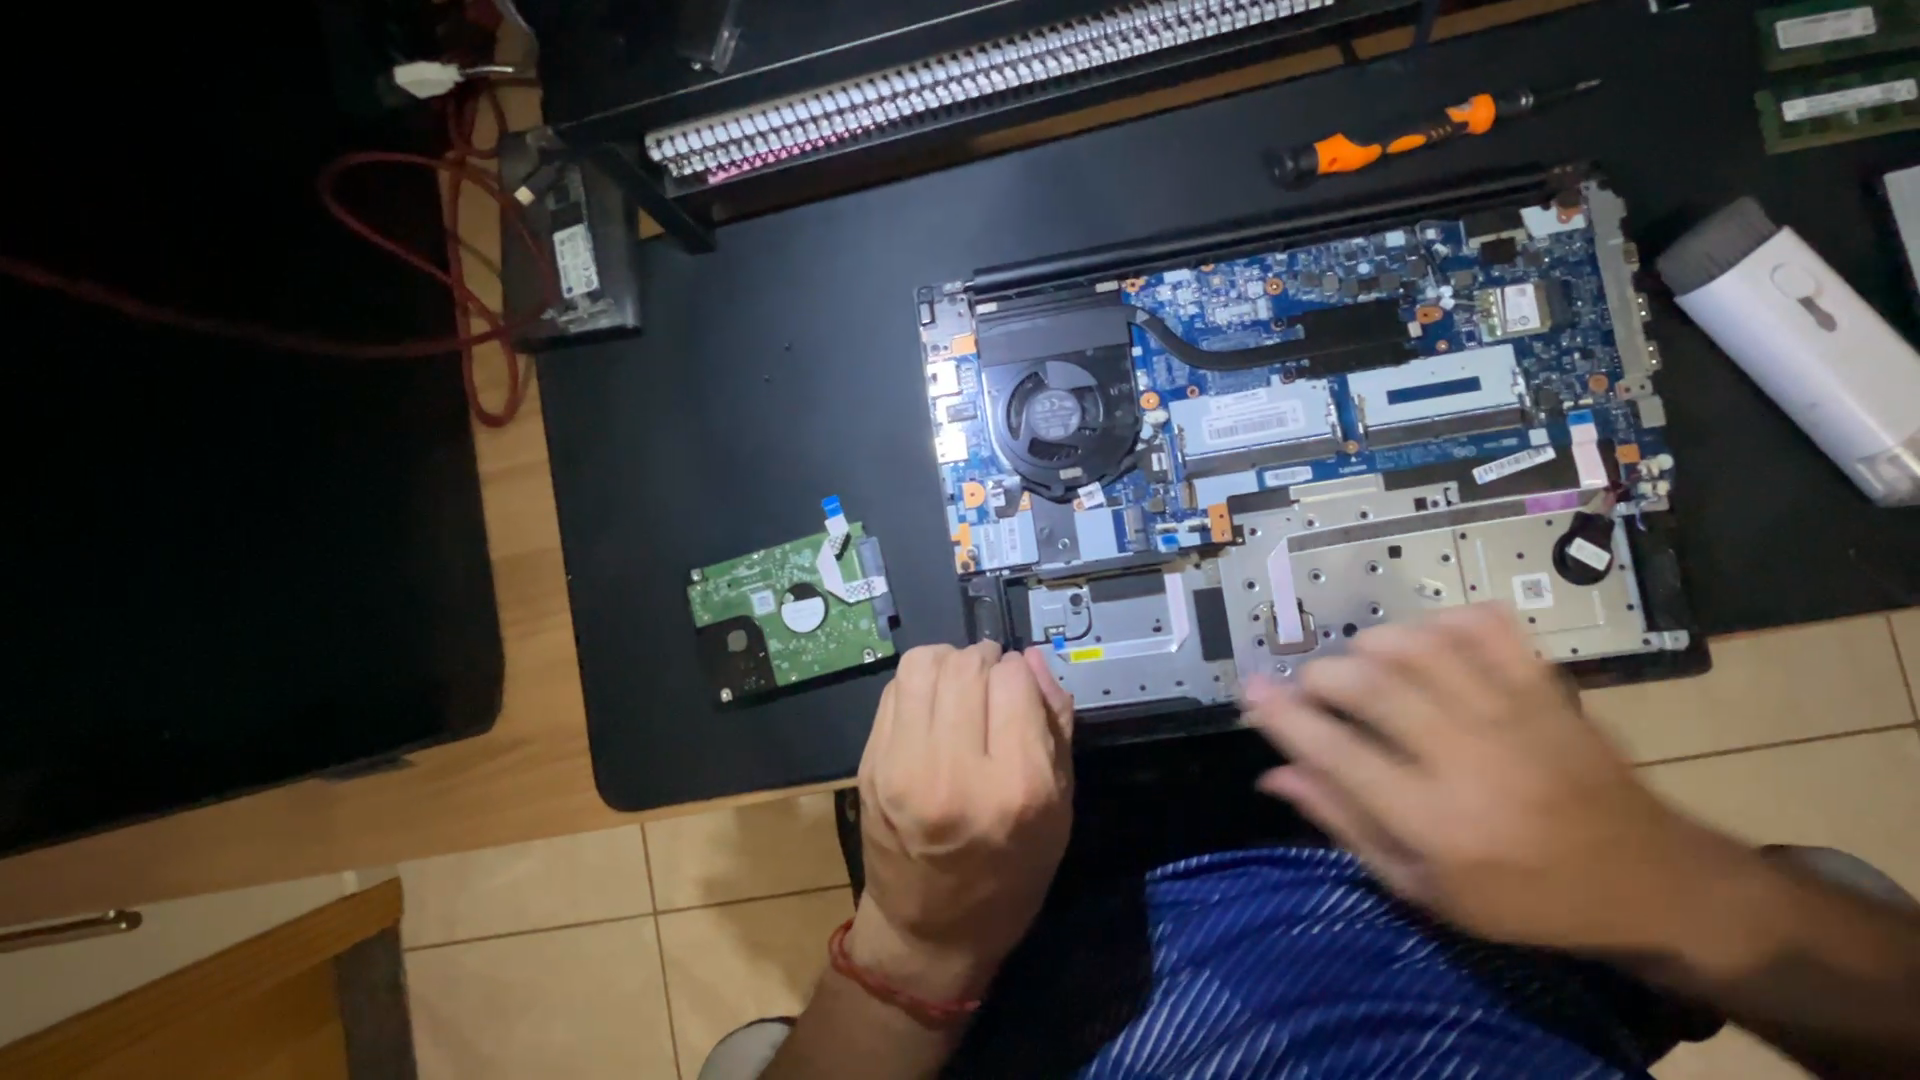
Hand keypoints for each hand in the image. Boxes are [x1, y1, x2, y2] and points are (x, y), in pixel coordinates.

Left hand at [847, 642, 1074, 1001]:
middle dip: (987, 661)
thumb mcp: (1059, 811)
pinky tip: (933, 707)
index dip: (1023, 676)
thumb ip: (1055, 727)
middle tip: (994, 681)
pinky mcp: (870, 765)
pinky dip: (919, 684)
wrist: (930, 931)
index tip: (1023, 692)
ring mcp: (901, 767)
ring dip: (949, 663)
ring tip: (962, 687)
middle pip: (966, 666)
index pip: (1014, 681)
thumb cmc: (1011, 876)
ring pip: (924, 664)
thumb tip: (1035, 659)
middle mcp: (953, 772)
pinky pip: (895, 689)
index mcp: (1015, 789)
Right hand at [1244, 602, 1748, 951]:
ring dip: (1373, 644)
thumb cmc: (1522, 899)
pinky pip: (1487, 629)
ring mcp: (1514, 717)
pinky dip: (1444, 621)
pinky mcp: (1548, 691)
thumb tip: (1274, 775)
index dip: (1282, 716)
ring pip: (1421, 648)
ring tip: (1361, 662)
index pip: (1335, 753)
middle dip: (1321, 676)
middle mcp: (1469, 760)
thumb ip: (1345, 824)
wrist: (1651, 883)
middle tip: (1309, 686)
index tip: (1250, 691)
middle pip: (1372, 689)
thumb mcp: (1422, 888)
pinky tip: (1425, 640)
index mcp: (1434, 822)